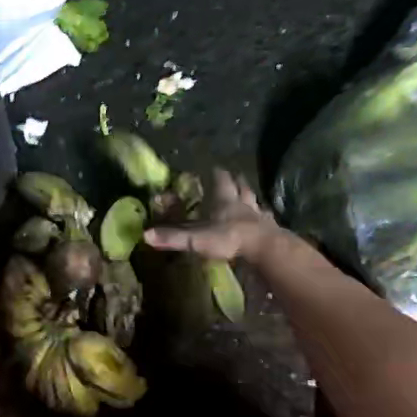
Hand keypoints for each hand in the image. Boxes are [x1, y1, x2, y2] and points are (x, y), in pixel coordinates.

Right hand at [144, 170, 283, 262]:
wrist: (265, 249)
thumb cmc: (229, 238)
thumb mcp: (196, 239)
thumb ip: (172, 237)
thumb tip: (145, 235)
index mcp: (224, 200)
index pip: (220, 181)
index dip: (216, 174)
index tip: (214, 168)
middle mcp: (243, 203)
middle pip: (241, 187)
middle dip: (236, 181)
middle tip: (234, 176)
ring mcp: (259, 216)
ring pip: (254, 201)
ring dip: (250, 197)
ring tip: (250, 195)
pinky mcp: (271, 230)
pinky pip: (267, 220)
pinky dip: (264, 217)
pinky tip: (266, 218)